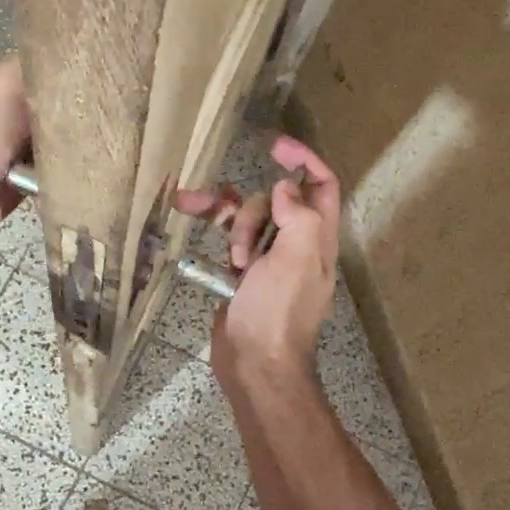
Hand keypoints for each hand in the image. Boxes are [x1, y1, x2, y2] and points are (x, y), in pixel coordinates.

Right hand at [185, 136, 341, 384]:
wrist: (255, 364)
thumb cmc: (278, 314)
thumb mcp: (297, 260)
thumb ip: (299, 216)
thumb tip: (284, 188)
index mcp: (317, 239)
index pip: (321, 185)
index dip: (304, 160)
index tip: (274, 145)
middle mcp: (296, 244)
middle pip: (276, 200)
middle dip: (251, 209)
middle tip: (242, 248)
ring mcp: (267, 260)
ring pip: (247, 217)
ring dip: (227, 220)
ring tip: (222, 251)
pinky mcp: (242, 274)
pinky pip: (228, 239)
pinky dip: (213, 231)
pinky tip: (188, 215)